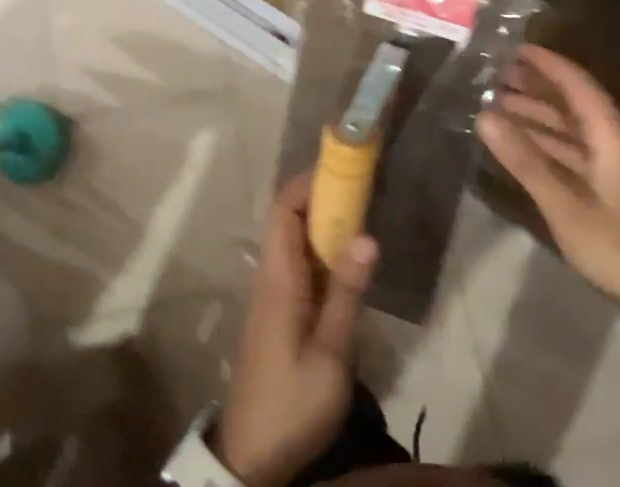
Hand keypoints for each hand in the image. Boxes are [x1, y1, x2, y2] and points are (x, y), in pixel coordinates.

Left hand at [218, 174, 379, 486]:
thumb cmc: (291, 403)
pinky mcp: (280, 314)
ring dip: (326, 220)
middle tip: (368, 183)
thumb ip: (346, 294)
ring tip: (368, 209)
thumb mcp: (329, 353)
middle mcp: (270, 278)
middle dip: (325, 194)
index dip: (310, 180)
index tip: (346, 164)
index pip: (284, 210)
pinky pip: (300, 265)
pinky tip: (351, 257)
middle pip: (290, 219)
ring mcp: (273, 296)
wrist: (251, 455)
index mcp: (278, 280)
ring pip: (296, 241)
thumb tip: (367, 235)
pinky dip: (324, 249)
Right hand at [476, 46, 619, 314]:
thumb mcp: (564, 204)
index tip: (515, 48)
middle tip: (495, 74)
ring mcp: (613, 166)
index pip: (579, 87)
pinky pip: (572, 151)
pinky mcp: (607, 186)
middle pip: (574, 103)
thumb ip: (524, 159)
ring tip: (497, 103)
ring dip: (537, 115)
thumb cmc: (615, 247)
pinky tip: (517, 143)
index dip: (549, 65)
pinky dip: (544, 142)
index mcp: (613, 139)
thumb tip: (484, 115)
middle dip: (536, 86)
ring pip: (571, 128)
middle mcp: (615, 143)